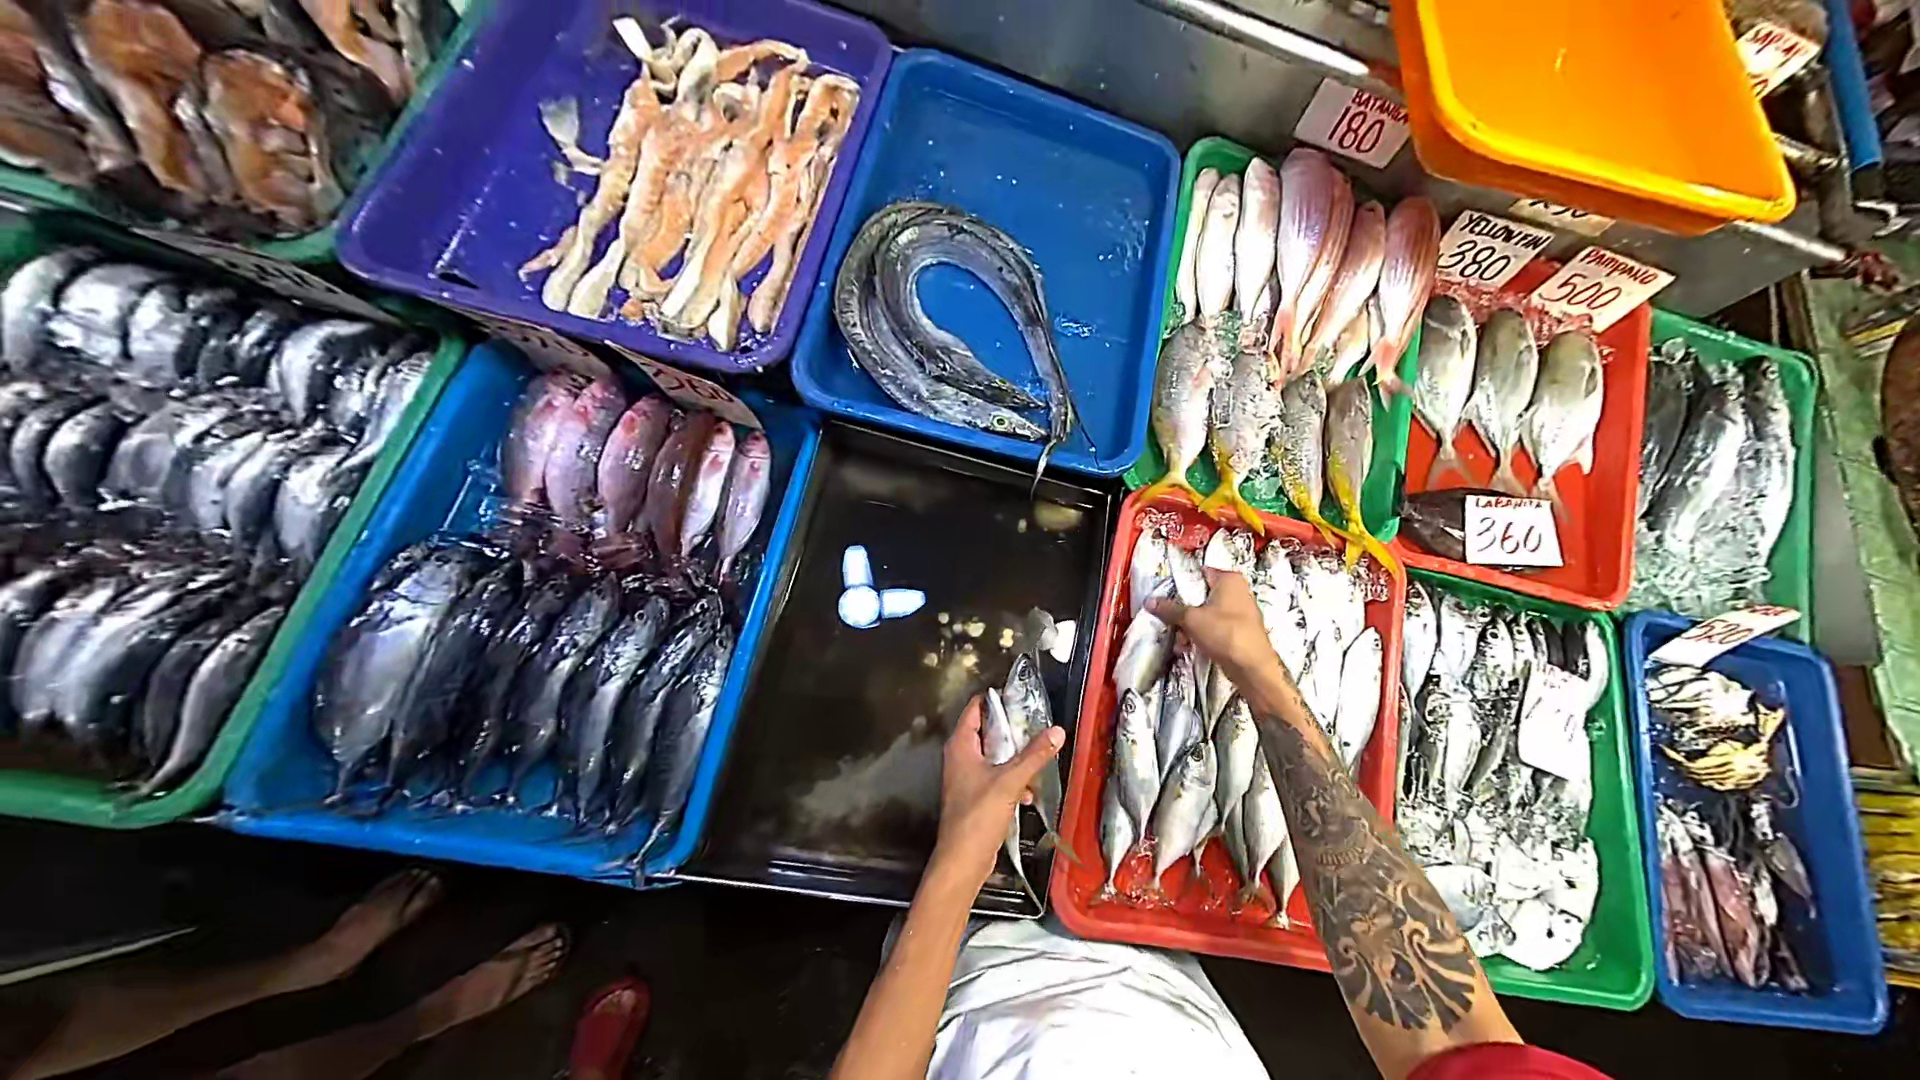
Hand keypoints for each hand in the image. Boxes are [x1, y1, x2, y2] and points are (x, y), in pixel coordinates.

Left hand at [930, 696, 1064, 893]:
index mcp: (961, 745)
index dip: (996, 700)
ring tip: (1036, 758)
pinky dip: (1011, 780)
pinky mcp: (976, 795)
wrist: (963, 860)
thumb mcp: (1010, 781)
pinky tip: (1026, 792)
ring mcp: (967, 777)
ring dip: (1014, 757)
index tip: (1019, 699)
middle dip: (1011, 730)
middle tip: (1035, 726)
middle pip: (987, 731)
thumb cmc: (978, 816)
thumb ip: (1034, 755)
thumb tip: (1056, 731)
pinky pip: (996, 776)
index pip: (975, 708)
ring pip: (994, 755)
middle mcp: (960, 756)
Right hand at [1149, 568, 1282, 687]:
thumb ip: (1169, 609)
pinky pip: (1214, 627)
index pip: (1198, 573)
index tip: (1165, 596)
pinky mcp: (1239, 630)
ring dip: (1190, 626)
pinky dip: (1201, 634)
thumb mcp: (1191, 619)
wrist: (1251, 667)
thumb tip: (1150, 602)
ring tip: (1180, 639)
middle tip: (1171, 621)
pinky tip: (1190, 646)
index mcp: (1229, 580)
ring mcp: (1240, 612)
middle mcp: (1238, 591)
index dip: (1180, 584)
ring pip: (1206, 613)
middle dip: (1183, 611)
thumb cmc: (1225, 633)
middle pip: (1200, 596)